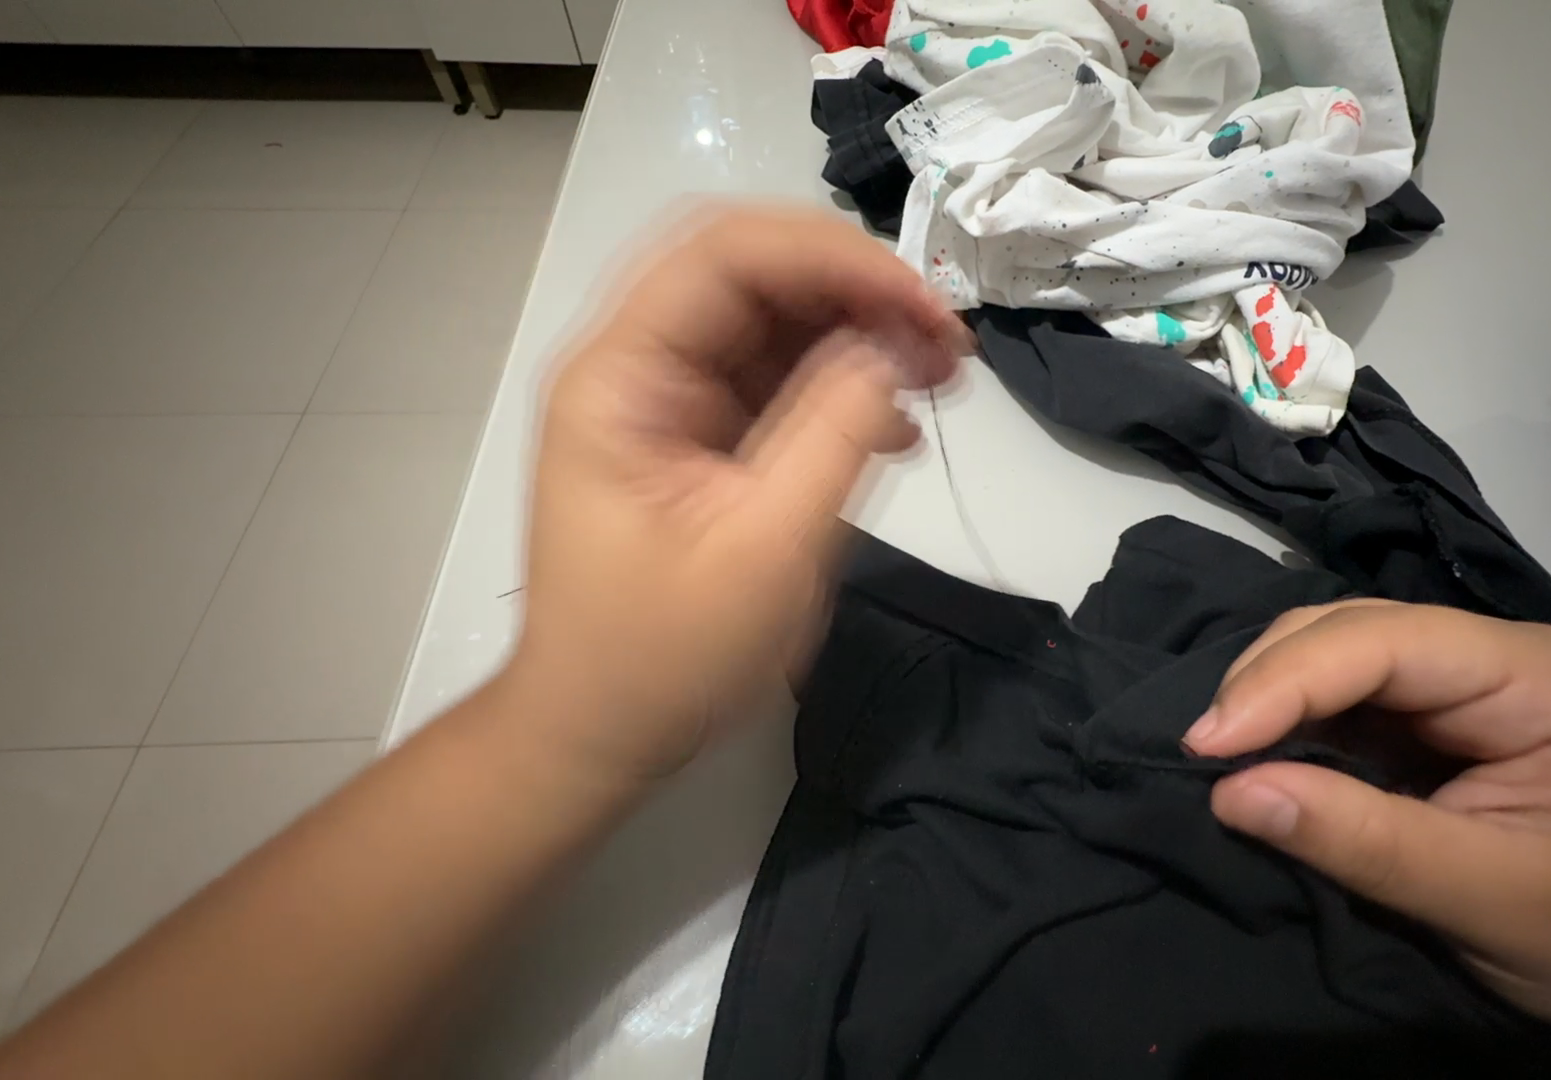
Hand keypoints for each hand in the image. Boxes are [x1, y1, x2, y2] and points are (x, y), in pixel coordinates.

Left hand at [498, 205, 965, 780]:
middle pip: (755, 279)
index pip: (725, 255)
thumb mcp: (763, 547)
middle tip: (946, 344)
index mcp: (621, 378)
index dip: (834, 258)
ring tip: (942, 378)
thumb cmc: (663, 656)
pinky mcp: (706, 441)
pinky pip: (782, 387)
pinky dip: (845, 393)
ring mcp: (673, 404)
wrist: (605, 729)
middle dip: (858, 295)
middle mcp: (640, 369)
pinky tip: (896, 430)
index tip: (924, 306)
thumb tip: (896, 345)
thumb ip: (834, 432)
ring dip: (862, 340)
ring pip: (777, 328)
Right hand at [1182, 600, 1550, 1068]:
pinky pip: (1335, 693)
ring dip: (1266, 694)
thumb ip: (1363, 841)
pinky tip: (1258, 747)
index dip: (1284, 681)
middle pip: (1344, 630)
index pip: (1383, 643)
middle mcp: (1487, 655)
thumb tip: (1229, 793)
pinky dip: (1285, 718)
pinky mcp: (1425, 713)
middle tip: (1203, 751)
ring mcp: (1455, 680)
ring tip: (1221, 750)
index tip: (1208, 744)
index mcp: (1533, 677)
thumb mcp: (1498, 902)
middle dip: (1265, 682)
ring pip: (1328, 650)